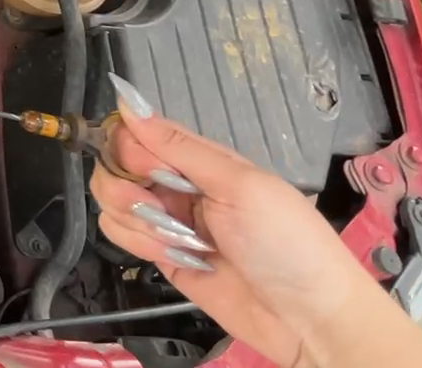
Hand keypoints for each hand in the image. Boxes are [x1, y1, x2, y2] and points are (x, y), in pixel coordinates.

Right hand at [93, 74, 421, 367]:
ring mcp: (162, 218)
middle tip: (159, 209)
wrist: (314, 323)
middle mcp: (172, 183)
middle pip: (112, 164)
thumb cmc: (288, 245)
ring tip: (176, 242)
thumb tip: (125, 98)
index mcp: (195, 159)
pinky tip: (175, 257)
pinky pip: (115, 231)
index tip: (148, 169)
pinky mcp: (154, 251)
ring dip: (135, 220)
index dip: (128, 146)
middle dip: (124, 187)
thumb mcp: (241, 186)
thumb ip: (179, 145)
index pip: (133, 132)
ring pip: (107, 197)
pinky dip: (138, 244)